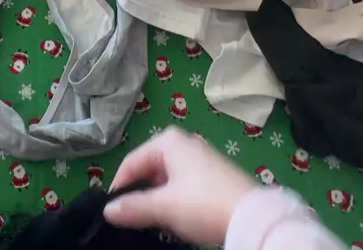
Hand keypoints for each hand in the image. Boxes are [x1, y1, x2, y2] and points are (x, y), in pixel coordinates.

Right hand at [104, 128, 257, 245]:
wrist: (255, 219)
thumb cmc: (203, 204)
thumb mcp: (165, 207)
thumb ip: (133, 207)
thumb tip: (107, 210)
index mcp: (168, 141)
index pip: (132, 162)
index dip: (120, 186)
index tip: (113, 211)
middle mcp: (183, 142)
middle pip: (150, 169)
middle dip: (141, 194)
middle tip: (135, 218)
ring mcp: (201, 157)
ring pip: (167, 179)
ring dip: (159, 199)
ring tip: (156, 221)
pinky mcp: (214, 175)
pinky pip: (184, 184)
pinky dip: (176, 200)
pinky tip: (178, 219)